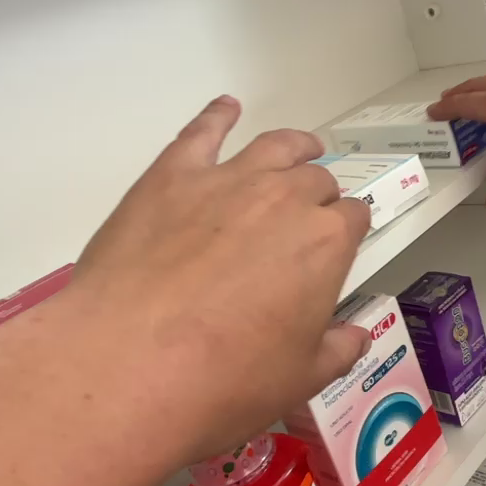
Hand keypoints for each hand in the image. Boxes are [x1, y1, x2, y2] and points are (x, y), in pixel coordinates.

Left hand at [43, 95, 373, 460]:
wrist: (131, 363)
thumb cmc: (228, 379)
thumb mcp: (301, 379)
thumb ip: (338, 349)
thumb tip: (354, 335)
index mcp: (327, 242)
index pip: (354, 218)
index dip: (348, 231)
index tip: (337, 247)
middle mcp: (286, 197)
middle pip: (316, 180)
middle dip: (319, 195)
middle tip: (305, 218)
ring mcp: (227, 179)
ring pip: (275, 146)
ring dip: (295, 145)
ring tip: (303, 146)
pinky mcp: (171, 176)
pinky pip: (202, 132)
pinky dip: (218, 115)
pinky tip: (227, 106)